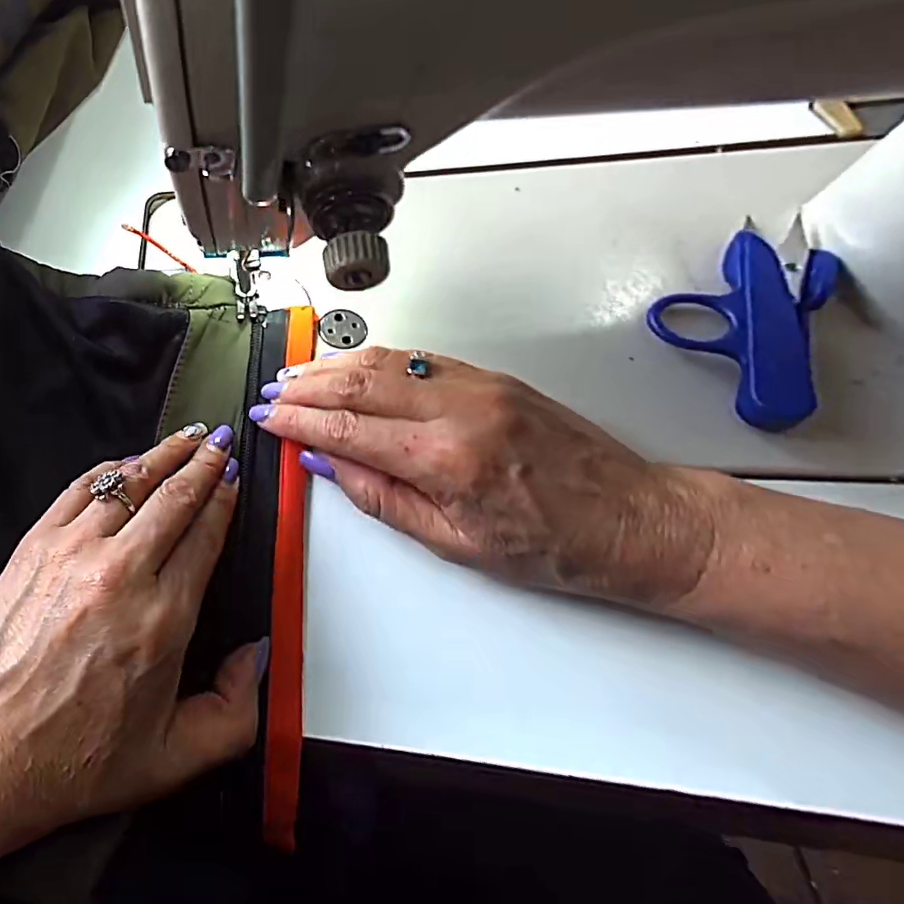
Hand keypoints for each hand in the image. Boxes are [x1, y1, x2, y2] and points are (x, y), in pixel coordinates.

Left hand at [0, 424, 264, 903]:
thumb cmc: (70, 759)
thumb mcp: (173, 759)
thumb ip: (236, 710)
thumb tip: (259, 655)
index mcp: (162, 619)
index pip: (205, 535)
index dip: (224, 499)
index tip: (234, 478)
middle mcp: (121, 575)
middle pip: (175, 497)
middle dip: (205, 462)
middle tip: (221, 440)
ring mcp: (73, 553)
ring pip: (132, 482)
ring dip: (165, 454)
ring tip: (187, 437)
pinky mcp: (35, 546)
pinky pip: (82, 489)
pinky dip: (112, 468)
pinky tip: (129, 462)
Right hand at [249, 347, 722, 607]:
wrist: (633, 518)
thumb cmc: (555, 545)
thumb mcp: (455, 543)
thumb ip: (383, 498)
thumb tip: (332, 464)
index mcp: (447, 459)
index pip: (348, 428)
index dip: (300, 421)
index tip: (271, 418)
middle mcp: (459, 409)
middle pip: (358, 383)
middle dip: (306, 386)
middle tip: (275, 393)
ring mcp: (478, 385)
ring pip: (386, 360)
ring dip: (335, 366)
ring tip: (300, 376)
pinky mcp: (492, 376)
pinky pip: (419, 357)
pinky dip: (376, 360)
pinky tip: (354, 367)